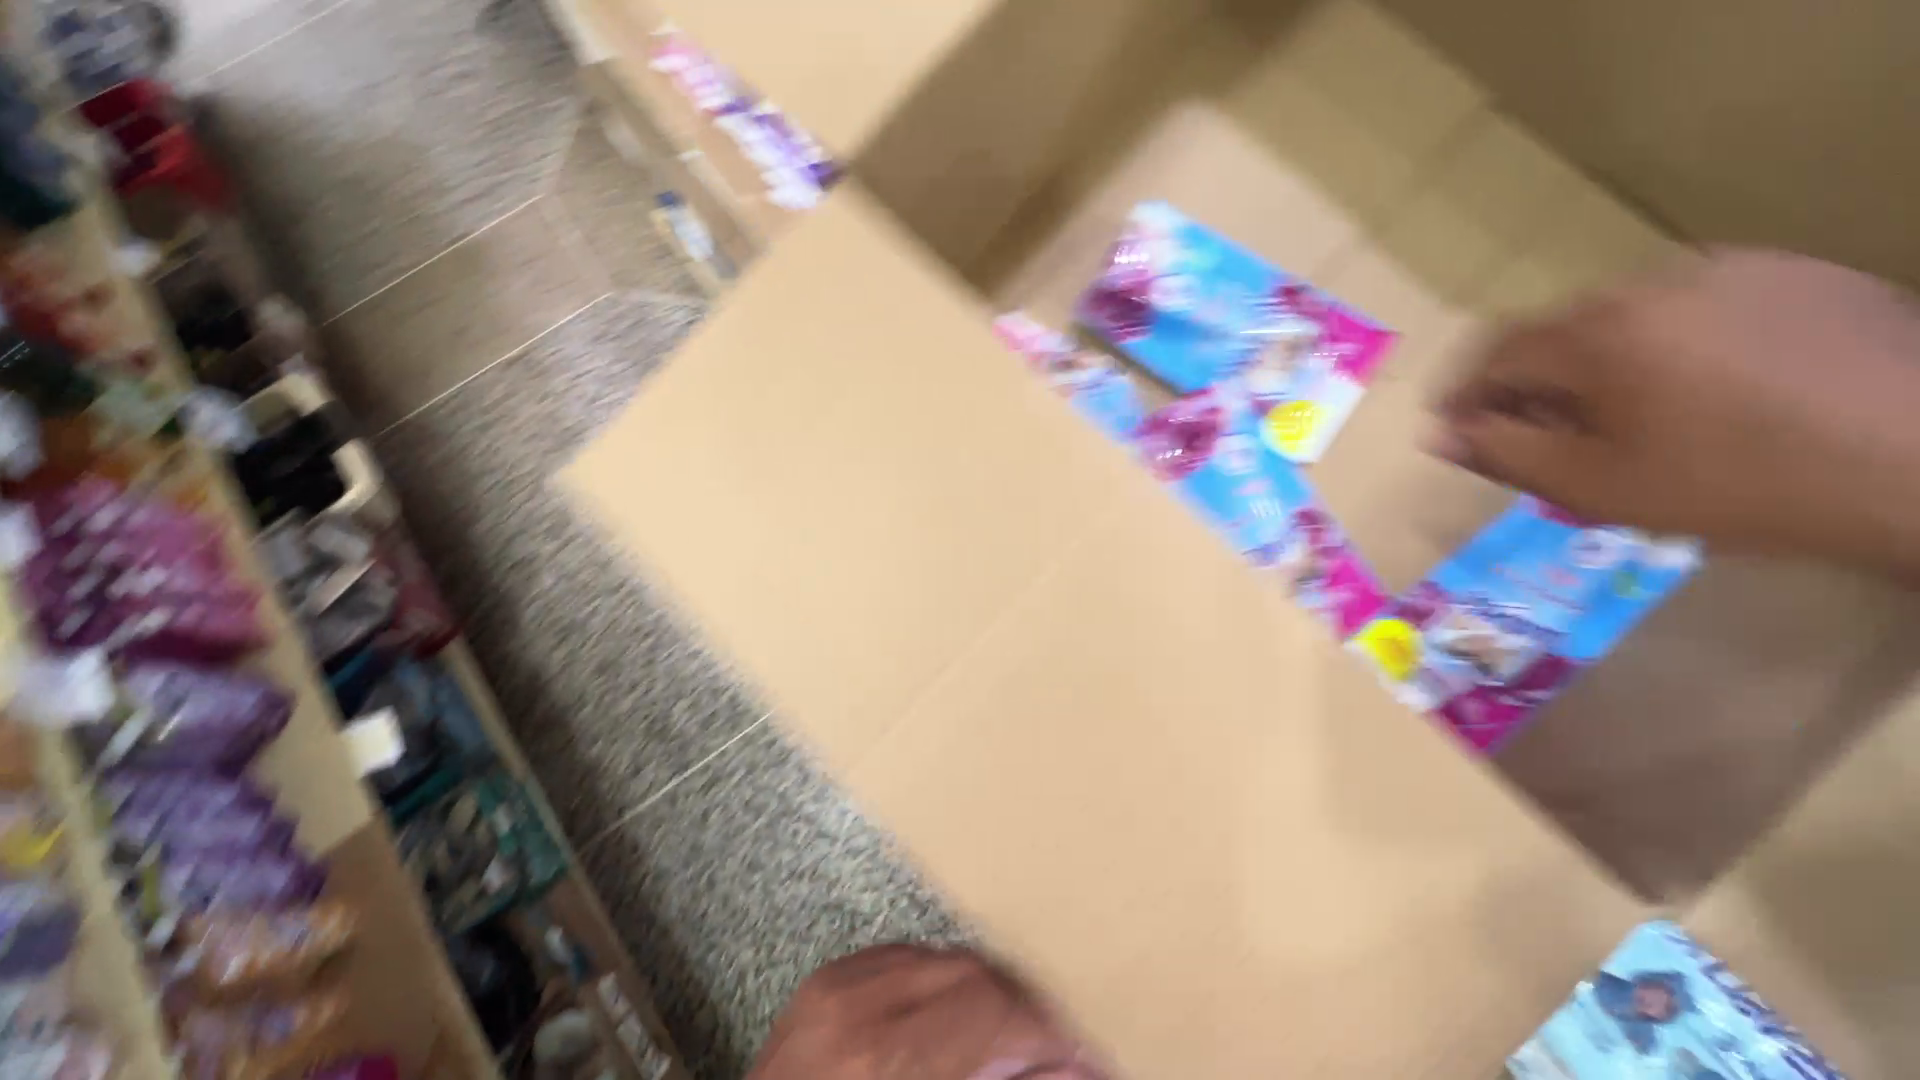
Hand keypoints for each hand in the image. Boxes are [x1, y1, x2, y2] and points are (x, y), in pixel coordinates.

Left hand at [747, 946, 1105, 1079]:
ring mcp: (835, 983)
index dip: (1045, 1025)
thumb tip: (1077, 1068)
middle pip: (971, 970)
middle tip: (1051, 1042)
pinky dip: (939, 980)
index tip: (1079, 1047)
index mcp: (884, 1058)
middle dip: (1020, 1005)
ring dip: (982, 990)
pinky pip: (903, 956)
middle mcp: (857, 1005)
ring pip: (941, 956)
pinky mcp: (825, 977)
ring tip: (1004, 1033)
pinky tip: (950, 1016)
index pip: (991, 1005)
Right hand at [1433, 248, 1919, 574]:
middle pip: (1561, 330)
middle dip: (1537, 381)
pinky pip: (1699, 306)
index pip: (1498, 352)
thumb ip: (1505, 452)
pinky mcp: (1798, 275)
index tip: (1457, 426)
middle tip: (1547, 436)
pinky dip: (1673, 345)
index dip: (1468, 391)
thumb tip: (1440, 433)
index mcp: (1598, 332)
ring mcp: (1733, 269)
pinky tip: (1705, 392)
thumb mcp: (1597, 485)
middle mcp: (1655, 281)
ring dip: (1604, 362)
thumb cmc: (1737, 485)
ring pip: (1629, 316)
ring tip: (1629, 418)